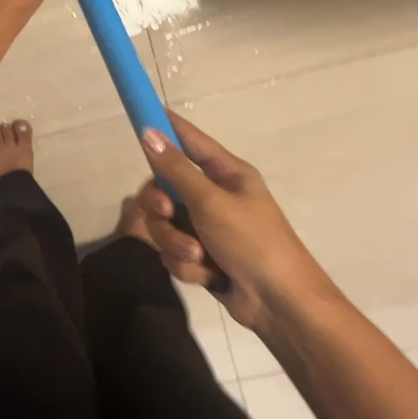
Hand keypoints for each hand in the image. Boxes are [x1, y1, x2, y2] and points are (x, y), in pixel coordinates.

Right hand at [134, 112, 341, 334]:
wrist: (279, 303)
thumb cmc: (254, 242)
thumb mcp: (211, 202)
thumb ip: (175, 169)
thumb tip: (147, 132)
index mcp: (226, 174)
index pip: (189, 140)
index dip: (165, 127)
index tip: (139, 115)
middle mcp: (214, 197)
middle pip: (163, 188)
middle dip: (161, 207)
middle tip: (167, 214)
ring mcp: (207, 228)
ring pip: (164, 225)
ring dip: (176, 243)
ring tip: (197, 256)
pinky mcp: (202, 257)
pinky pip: (173, 252)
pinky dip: (186, 265)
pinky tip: (207, 275)